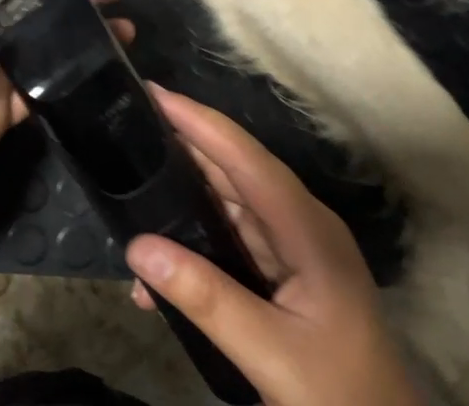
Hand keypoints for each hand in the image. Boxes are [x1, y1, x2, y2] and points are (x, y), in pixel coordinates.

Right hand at [125, 88, 423, 405]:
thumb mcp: (270, 352)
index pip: (248, 162)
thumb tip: (137, 246)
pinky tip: (155, 267)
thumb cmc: (339, 394)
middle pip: (236, 173)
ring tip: (130, 181)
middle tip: (129, 123)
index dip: (201, 124)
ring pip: (228, 205)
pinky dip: (191, 244)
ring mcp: (293, 251)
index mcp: (309, 231)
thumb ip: (205, 297)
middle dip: (184, 146)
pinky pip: (229, 242)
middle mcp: (301, 227)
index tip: (154, 92)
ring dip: (180, 198)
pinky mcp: (281, 276)